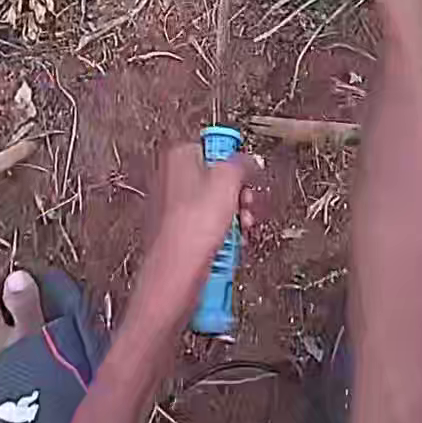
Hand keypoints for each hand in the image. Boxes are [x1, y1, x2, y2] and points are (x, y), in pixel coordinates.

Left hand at [135, 142, 250, 311]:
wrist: (174, 275)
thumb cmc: (193, 226)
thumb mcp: (228, 181)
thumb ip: (242, 163)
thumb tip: (251, 160)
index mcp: (177, 156)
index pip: (215, 147)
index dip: (235, 164)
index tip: (246, 176)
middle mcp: (170, 177)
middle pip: (217, 178)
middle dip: (239, 194)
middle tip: (246, 205)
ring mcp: (172, 206)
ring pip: (215, 204)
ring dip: (235, 216)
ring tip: (242, 229)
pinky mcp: (177, 232)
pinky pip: (207, 225)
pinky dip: (222, 233)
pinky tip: (231, 244)